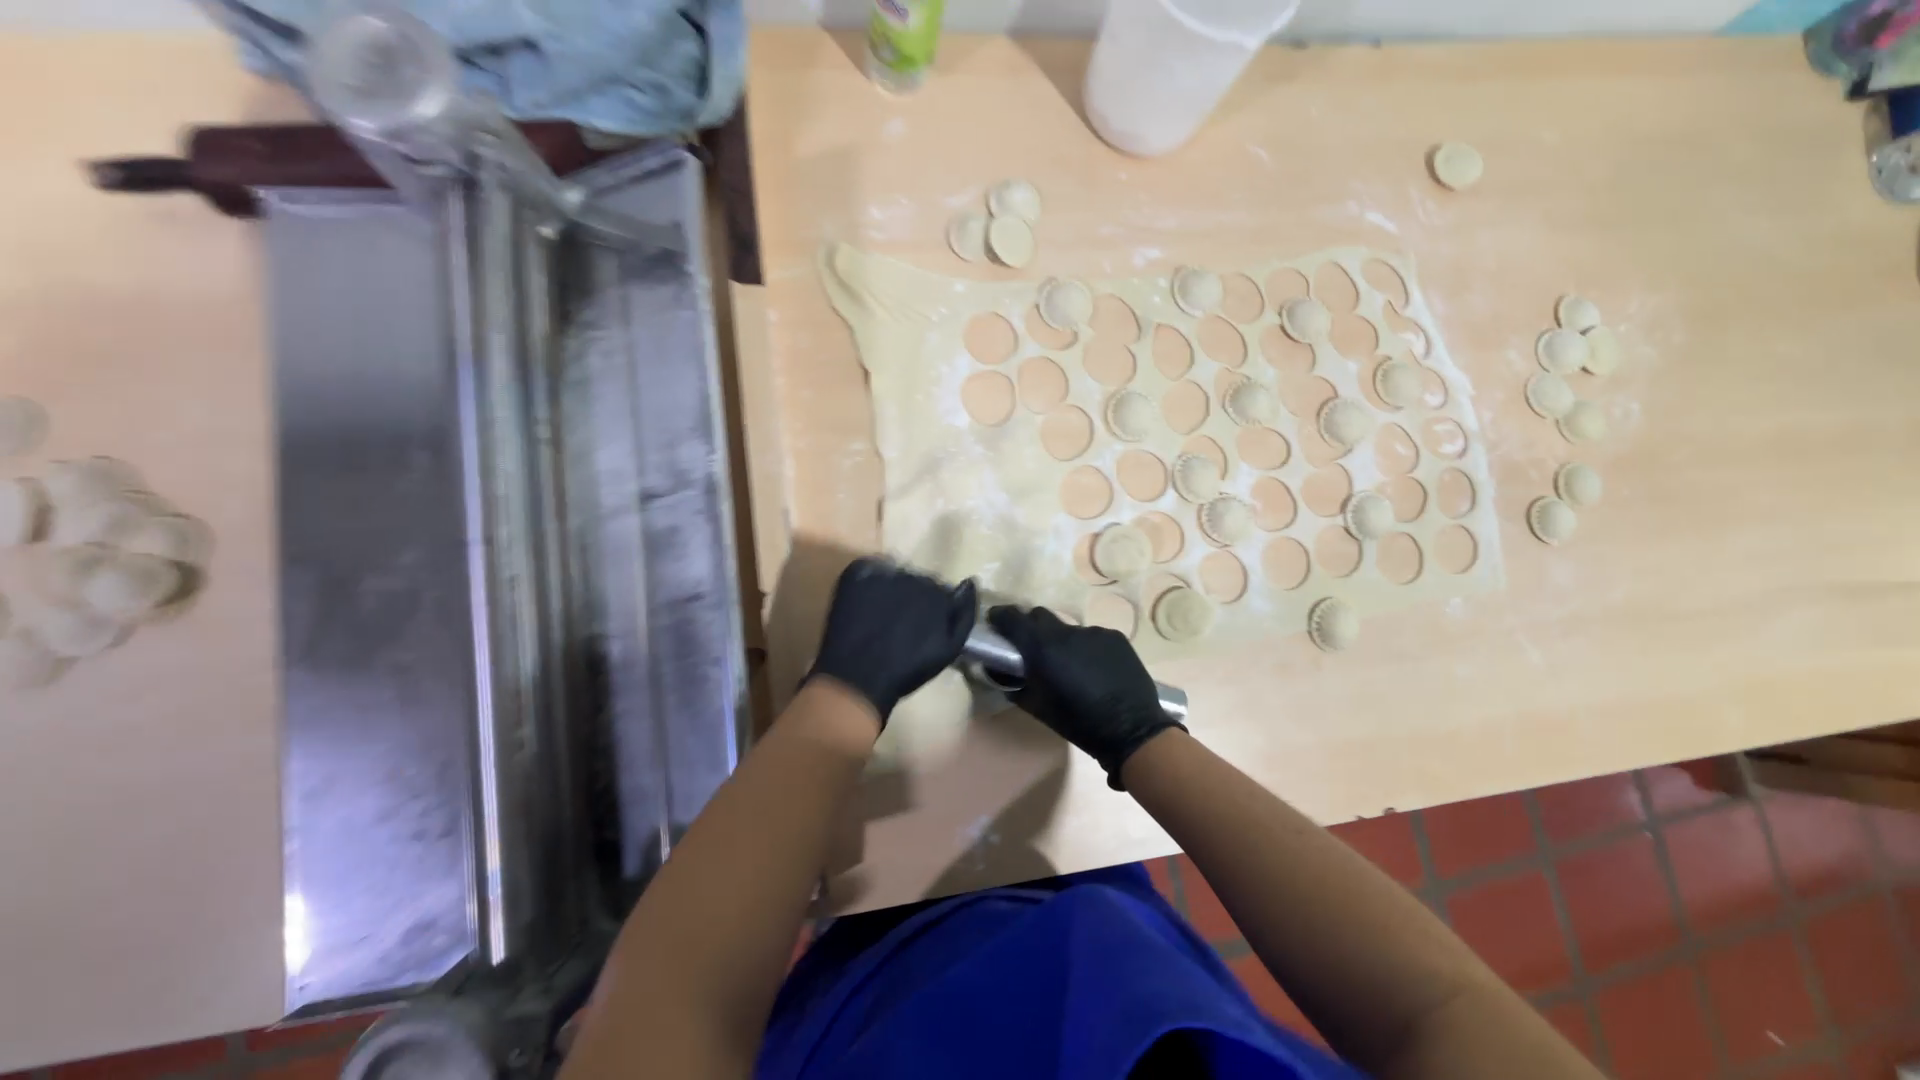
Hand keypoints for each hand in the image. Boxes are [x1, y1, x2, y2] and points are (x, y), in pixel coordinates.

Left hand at [806, 557, 977, 724]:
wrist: (858, 679)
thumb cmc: (908, 670)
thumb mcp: (950, 648)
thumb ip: (965, 614)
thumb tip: (970, 582)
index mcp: (938, 594)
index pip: (940, 589)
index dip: (931, 607)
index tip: (921, 625)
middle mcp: (914, 577)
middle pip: (917, 580)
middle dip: (912, 597)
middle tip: (900, 624)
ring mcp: (883, 575)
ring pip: (893, 575)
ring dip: (891, 589)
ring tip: (880, 616)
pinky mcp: (855, 576)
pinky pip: (865, 568)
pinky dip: (867, 579)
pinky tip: (863, 600)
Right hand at [987, 605, 1183, 788]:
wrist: (1131, 729)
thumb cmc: (1078, 723)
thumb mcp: (1038, 708)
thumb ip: (1018, 685)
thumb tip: (1005, 673)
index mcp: (1042, 649)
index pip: (1012, 618)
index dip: (1000, 616)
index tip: (995, 621)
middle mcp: (1066, 632)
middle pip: (1040, 616)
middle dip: (1031, 627)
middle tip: (1031, 647)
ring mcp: (1094, 632)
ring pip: (1068, 629)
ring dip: (1062, 641)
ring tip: (1070, 665)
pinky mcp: (1115, 637)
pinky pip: (1092, 637)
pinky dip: (1086, 648)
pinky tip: (1094, 669)